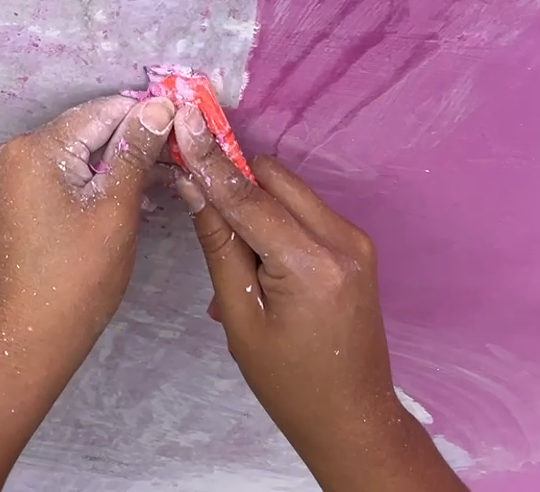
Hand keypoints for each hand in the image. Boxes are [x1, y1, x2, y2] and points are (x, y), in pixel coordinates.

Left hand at [0, 94, 176, 491]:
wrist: (29, 338)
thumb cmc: (78, 278)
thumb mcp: (115, 209)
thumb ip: (135, 151)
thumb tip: (159, 104)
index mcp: (34, 147)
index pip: (100, 111)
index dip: (146, 114)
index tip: (185, 123)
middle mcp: (13, 149)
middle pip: (86, 128)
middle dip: (132, 138)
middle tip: (180, 153)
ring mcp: (8, 172)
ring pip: (75, 149)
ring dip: (115, 158)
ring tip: (162, 173)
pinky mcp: (12, 193)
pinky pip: (59, 169)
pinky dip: (91, 175)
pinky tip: (127, 187)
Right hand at [172, 107, 465, 491]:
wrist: (354, 419)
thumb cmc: (288, 380)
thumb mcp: (240, 316)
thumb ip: (218, 244)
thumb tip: (192, 185)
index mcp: (312, 265)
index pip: (248, 197)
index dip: (211, 158)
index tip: (183, 120)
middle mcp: (342, 239)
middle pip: (272, 176)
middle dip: (233, 178)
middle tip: (199, 196)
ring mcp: (354, 238)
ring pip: (287, 186)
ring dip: (253, 196)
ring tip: (234, 242)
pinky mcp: (355, 242)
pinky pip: (302, 205)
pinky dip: (273, 212)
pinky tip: (259, 250)